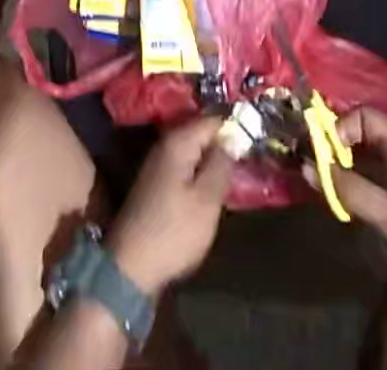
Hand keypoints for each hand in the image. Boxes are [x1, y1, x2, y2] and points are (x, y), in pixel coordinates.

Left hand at [106, 116, 234, 293]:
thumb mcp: (207, 199)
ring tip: (238, 172)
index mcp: (178, 143)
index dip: (235, 127)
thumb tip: (233, 137)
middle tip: (251, 157)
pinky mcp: (155, 183)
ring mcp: (157, 165)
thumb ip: (221, 164)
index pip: (212, 120)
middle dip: (224, 143)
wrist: (130, 266)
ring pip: (194, 152)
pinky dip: (200, 173)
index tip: (256, 139)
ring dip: (213, 160)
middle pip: (201, 134)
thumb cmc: (174, 231)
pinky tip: (214, 187)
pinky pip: (185, 167)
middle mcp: (164, 145)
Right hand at [315, 108, 386, 300]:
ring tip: (326, 185)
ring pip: (374, 158)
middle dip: (338, 146)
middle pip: (367, 134)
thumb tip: (308, 166)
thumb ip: (347, 189)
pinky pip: (382, 178)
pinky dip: (362, 183)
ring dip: (348, 166)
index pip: (365, 116)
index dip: (340, 128)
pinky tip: (351, 202)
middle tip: (316, 168)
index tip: (322, 154)